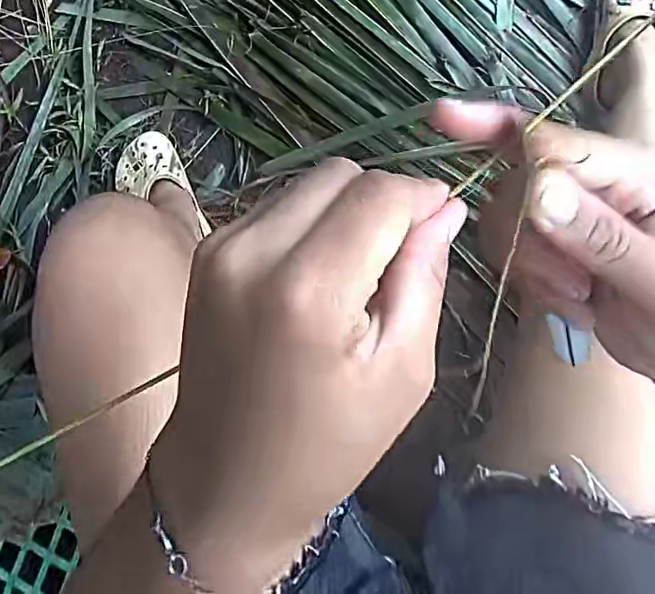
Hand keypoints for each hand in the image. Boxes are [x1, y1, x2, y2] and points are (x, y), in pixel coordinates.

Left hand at [147, 159, 465, 590]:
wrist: (222, 479)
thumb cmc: (326, 444)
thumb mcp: (402, 372)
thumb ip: (424, 276)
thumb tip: (445, 207)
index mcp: (309, 290)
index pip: (378, 195)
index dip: (421, 195)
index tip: (442, 214)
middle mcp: (256, 250)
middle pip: (341, 174)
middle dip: (382, 198)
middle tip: (399, 248)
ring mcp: (223, 243)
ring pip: (308, 182)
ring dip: (345, 206)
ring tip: (356, 264)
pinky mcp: (208, 246)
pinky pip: (278, 203)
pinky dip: (310, 220)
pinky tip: (316, 268)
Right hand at [432, 99, 654, 399]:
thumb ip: (607, 239)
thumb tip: (538, 188)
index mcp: (638, 171)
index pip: (557, 141)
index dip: (500, 129)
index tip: (445, 118)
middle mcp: (595, 180)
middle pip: (518, 174)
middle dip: (528, 232)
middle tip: (576, 283)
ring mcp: (567, 210)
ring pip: (502, 210)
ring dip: (529, 261)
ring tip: (582, 297)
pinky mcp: (547, 242)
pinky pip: (503, 244)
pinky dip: (527, 279)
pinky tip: (574, 304)